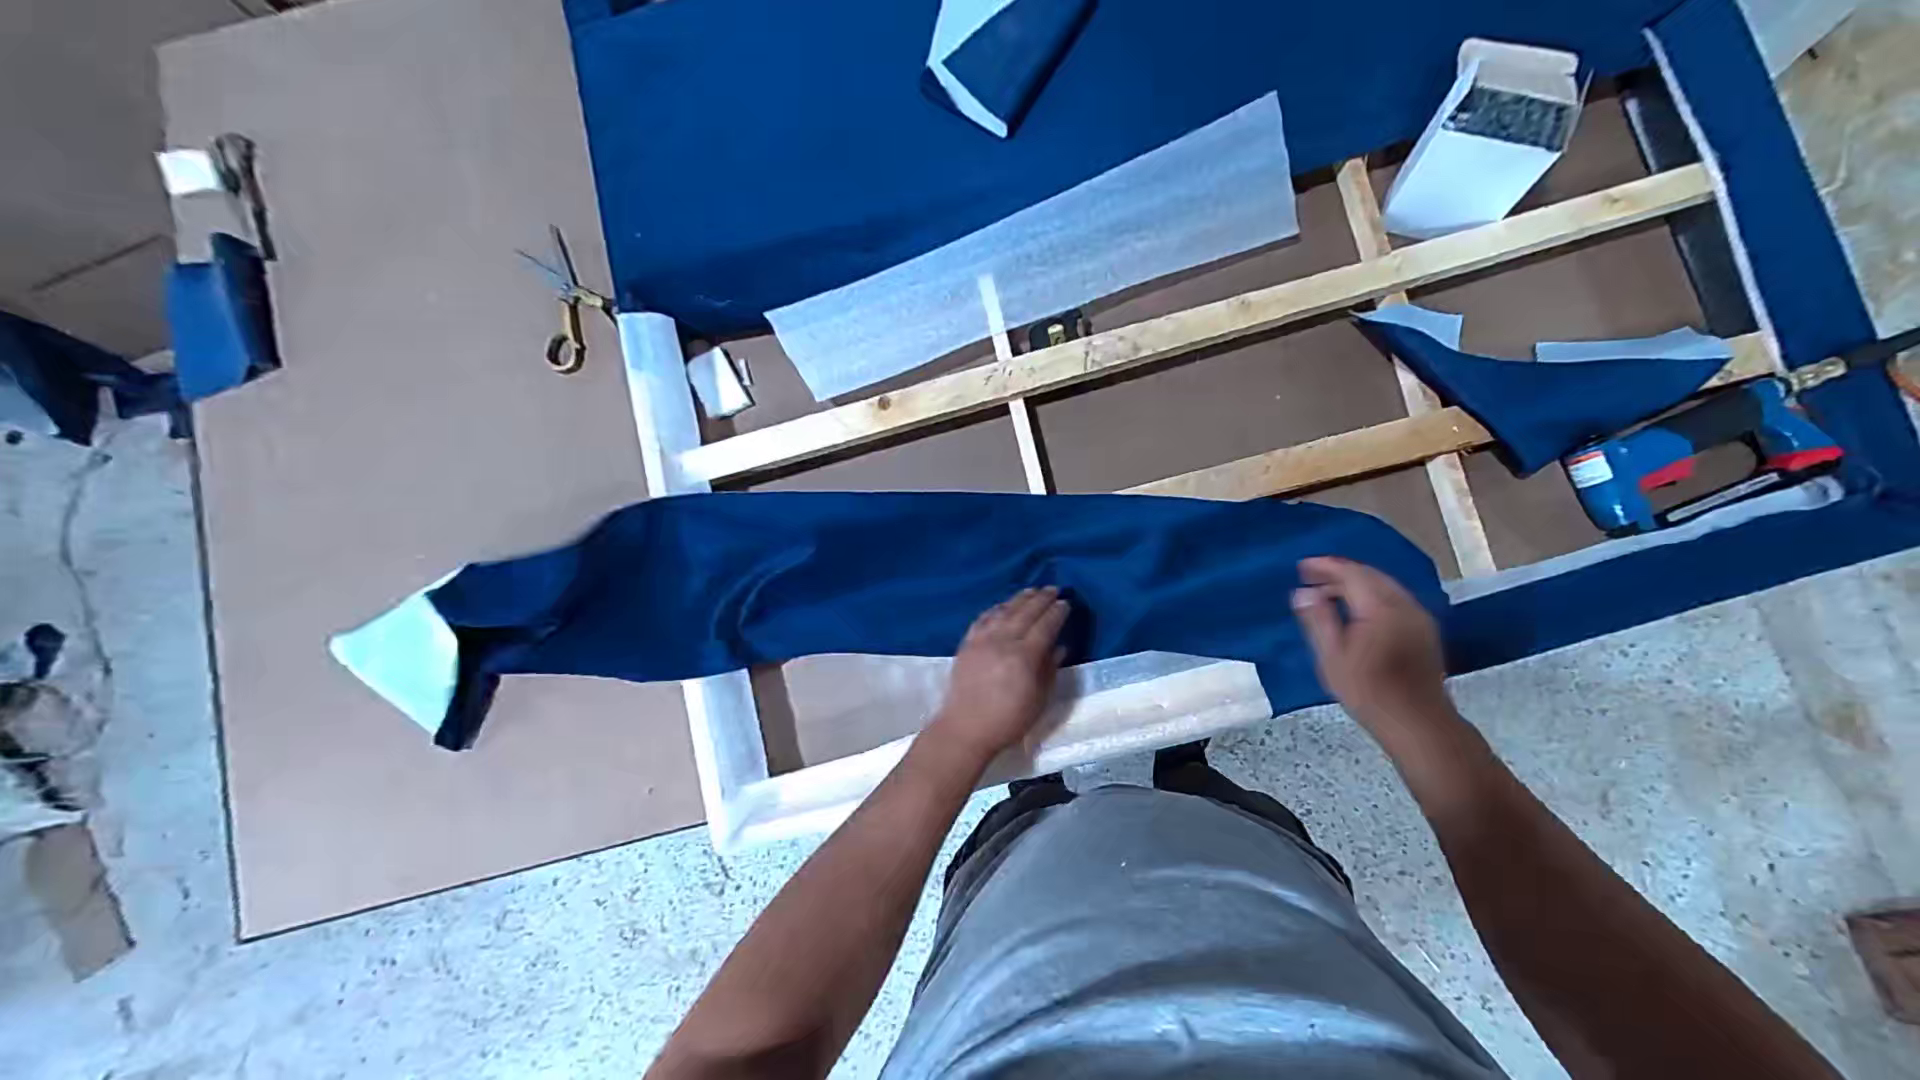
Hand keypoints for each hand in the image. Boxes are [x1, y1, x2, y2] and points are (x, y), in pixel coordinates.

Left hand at [926, 587, 1069, 764]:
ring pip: (1004, 611)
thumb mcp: (1038, 700)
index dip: (1057, 612)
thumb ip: (1050, 669)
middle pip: (1025, 612)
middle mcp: (1003, 641)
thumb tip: (1060, 646)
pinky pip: (983, 618)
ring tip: (1032, 590)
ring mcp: (982, 640)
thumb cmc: (1008, 720)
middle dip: (1041, 599)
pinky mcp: (967, 644)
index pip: (1045, 626)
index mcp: (1025, 656)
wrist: (965, 728)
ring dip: (1020, 598)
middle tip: (1053, 588)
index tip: (1066, 603)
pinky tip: (1002, 606)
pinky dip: (996, 609)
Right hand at [1291, 556, 1456, 748]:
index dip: (1325, 566)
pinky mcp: (1424, 630)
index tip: (1301, 567)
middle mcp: (1405, 606)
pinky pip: (1395, 599)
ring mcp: (1419, 618)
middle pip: (1370, 576)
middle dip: (1340, 572)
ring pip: (1385, 586)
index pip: (1351, 574)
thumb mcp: (1332, 657)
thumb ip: (1318, 620)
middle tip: (1311, 577)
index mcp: (1381, 609)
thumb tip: (1303, 592)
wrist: (1418, 722)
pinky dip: (1372, 595)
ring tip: (1328, 593)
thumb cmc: (1368, 692)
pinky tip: (1356, 610)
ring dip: (1356, 583)